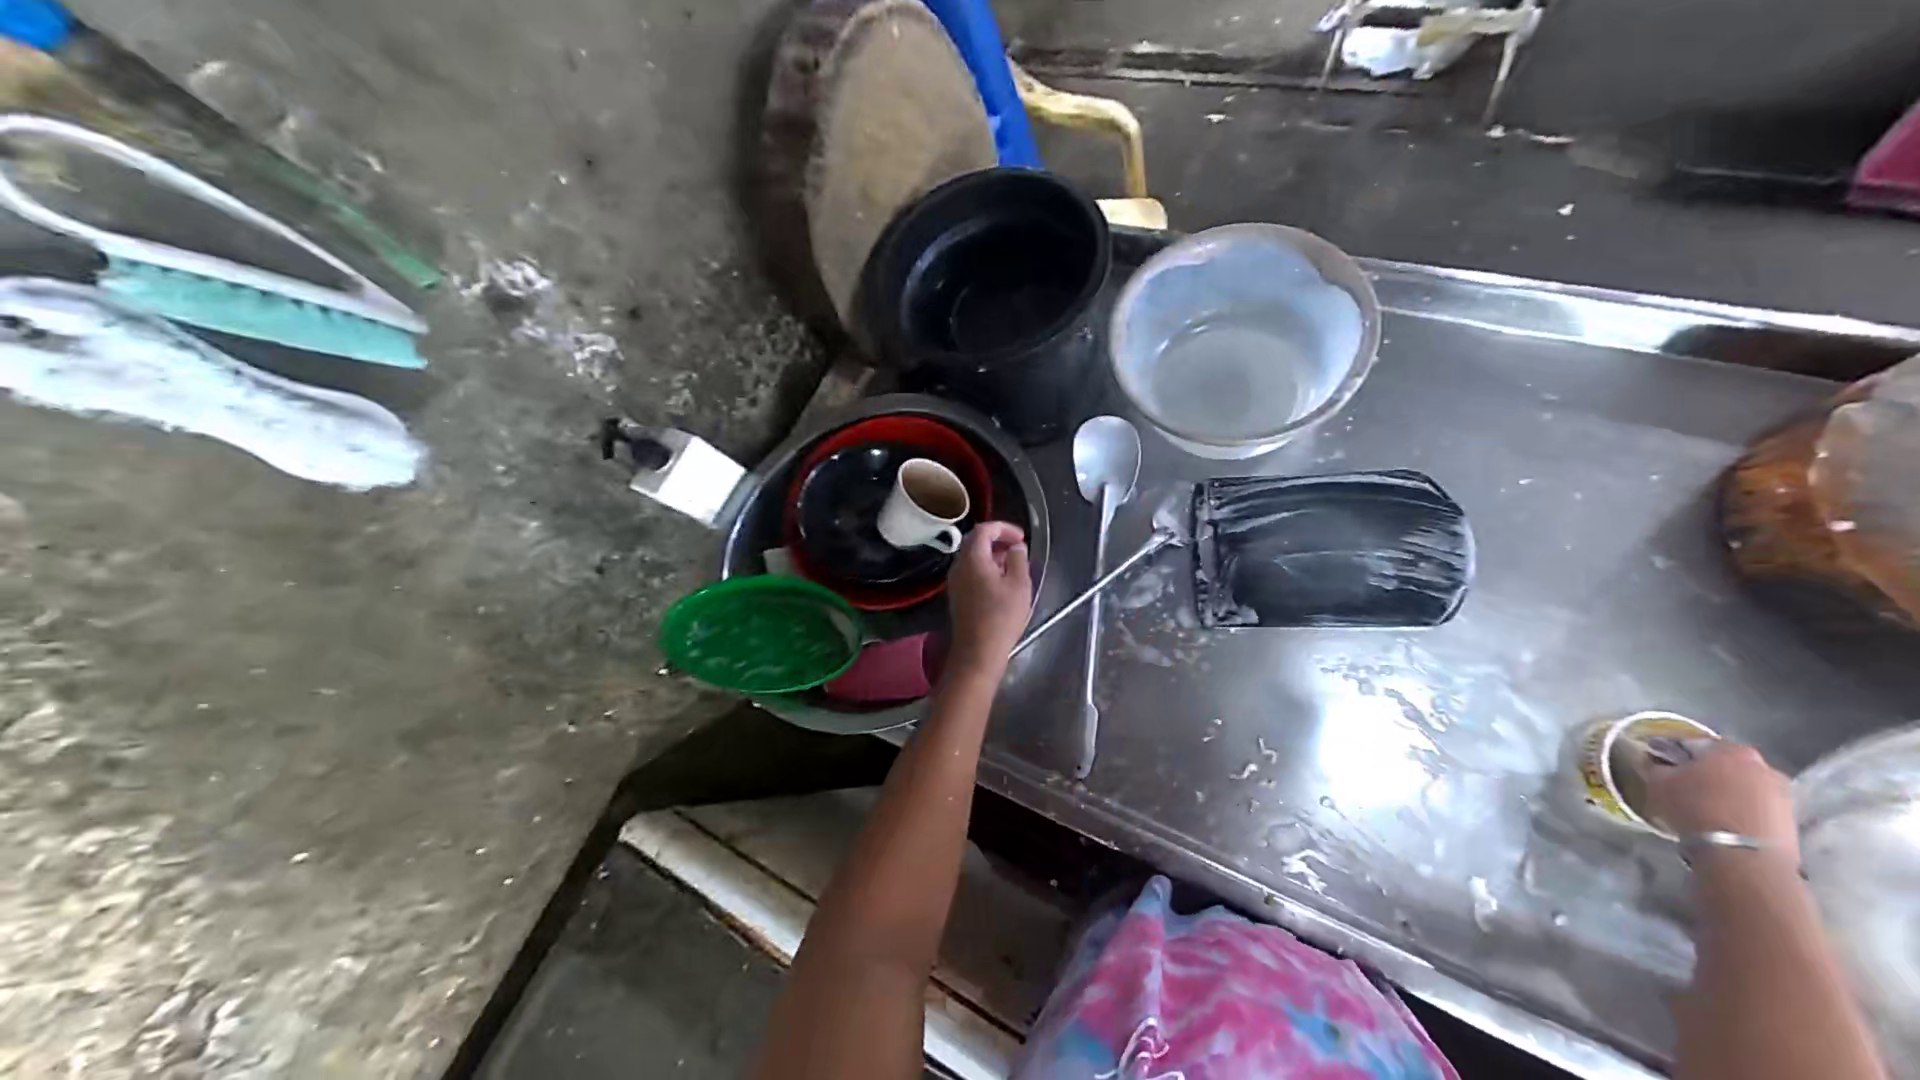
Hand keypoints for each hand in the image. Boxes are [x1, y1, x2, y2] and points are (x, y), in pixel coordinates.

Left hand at [946, 521, 1031, 674]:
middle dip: (997, 539)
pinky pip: (970, 572)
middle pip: (975, 541)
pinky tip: (1000, 582)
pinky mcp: (957, 595)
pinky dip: (985, 568)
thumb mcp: (1019, 584)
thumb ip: (1018, 559)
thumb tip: (1015, 547)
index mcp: (972, 558)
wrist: (978, 651)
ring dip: (992, 555)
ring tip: (1013, 565)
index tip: (1021, 537)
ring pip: (972, 557)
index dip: (1004, 528)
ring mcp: (955, 581)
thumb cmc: (1001, 617)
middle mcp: (958, 566)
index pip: (984, 529)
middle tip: (1017, 548)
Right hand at [1642, 740, 1799, 864]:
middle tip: (1684, 786)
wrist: (1743, 854)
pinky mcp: (1793, 819)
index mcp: (1730, 749)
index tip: (1662, 765)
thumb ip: (1653, 765)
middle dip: (1706, 773)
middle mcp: (1763, 765)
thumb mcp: (1657, 781)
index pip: (1694, 744)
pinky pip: (1757, 807)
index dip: (1674, 754)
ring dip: (1726, 792)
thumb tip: (1651, 759)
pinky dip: (1742, 810)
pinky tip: (1724, 821)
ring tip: (1705, 808)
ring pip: (1743, 786)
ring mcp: (1784, 793)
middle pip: (1725, 765)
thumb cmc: (1694, 807)